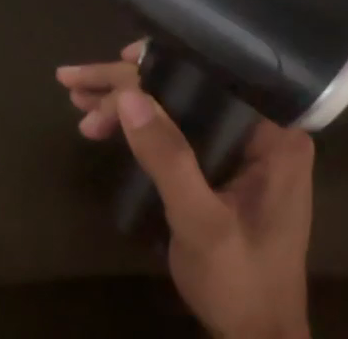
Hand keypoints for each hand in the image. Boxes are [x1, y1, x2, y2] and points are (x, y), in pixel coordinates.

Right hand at [57, 45, 314, 338]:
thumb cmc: (240, 282)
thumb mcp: (201, 222)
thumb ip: (168, 157)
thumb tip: (128, 93)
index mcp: (274, 141)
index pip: (209, 80)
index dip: (155, 64)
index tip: (107, 65)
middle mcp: (262, 137)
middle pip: (185, 90)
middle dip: (125, 85)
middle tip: (72, 85)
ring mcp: (241, 153)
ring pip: (173, 107)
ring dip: (123, 103)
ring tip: (75, 101)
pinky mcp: (221, 169)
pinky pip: (174, 129)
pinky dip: (134, 124)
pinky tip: (101, 125)